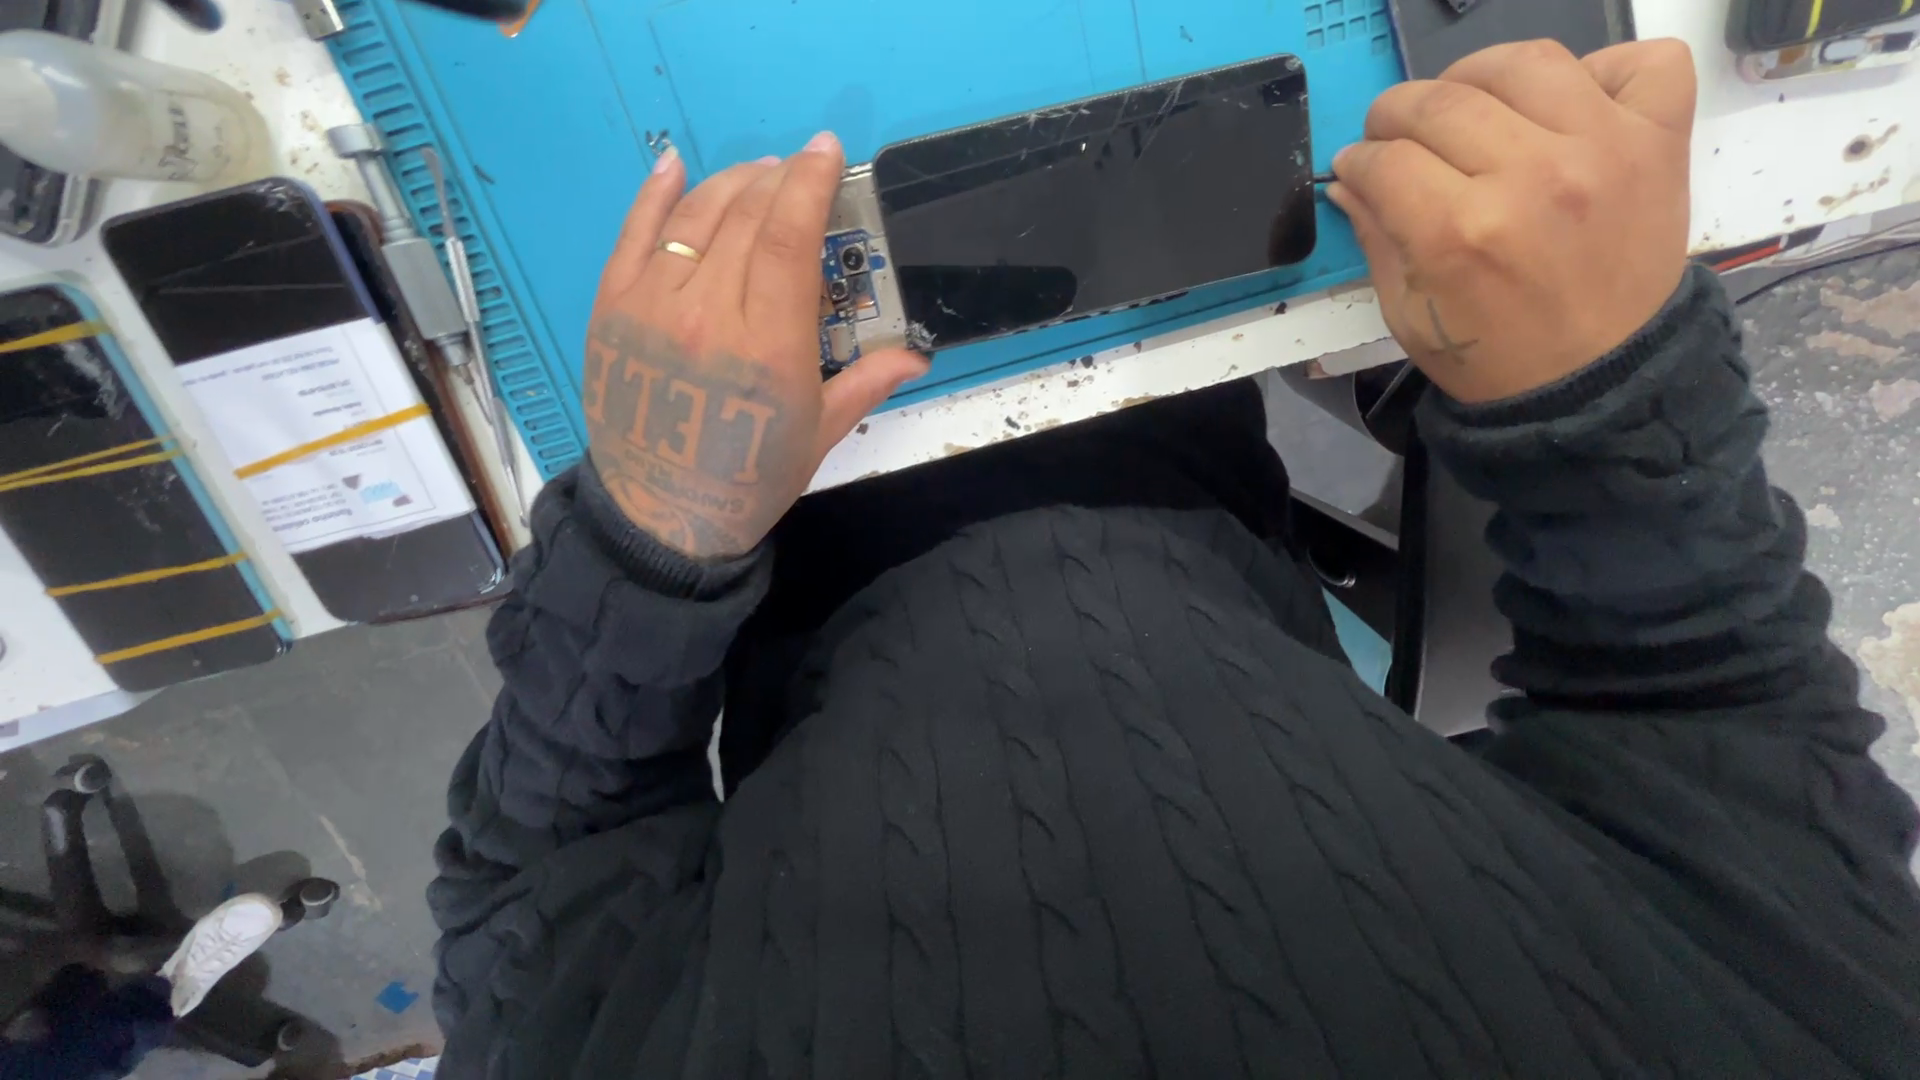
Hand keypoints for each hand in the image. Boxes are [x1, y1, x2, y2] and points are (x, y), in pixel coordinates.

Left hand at [582, 133, 928, 557]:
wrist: (665, 516)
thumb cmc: (754, 477)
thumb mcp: (820, 433)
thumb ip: (867, 382)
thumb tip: (919, 355)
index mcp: (769, 346)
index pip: (790, 237)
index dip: (810, 184)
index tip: (826, 151)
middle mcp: (708, 311)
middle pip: (746, 215)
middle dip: (778, 179)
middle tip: (798, 170)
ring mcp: (652, 304)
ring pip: (694, 214)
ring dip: (731, 182)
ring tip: (757, 174)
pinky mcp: (612, 308)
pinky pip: (633, 233)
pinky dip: (655, 193)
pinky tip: (675, 165)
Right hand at [1327, 39, 1696, 403]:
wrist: (1593, 379)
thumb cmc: (1485, 354)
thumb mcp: (1406, 311)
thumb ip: (1377, 237)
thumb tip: (1350, 180)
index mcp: (1456, 233)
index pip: (1386, 160)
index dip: (1357, 159)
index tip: (1354, 167)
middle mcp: (1530, 176)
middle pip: (1441, 102)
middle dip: (1395, 113)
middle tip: (1390, 135)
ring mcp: (1603, 148)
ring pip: (1526, 63)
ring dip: (1474, 74)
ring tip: (1462, 104)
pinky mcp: (1660, 139)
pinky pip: (1641, 61)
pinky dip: (1598, 67)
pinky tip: (1562, 105)